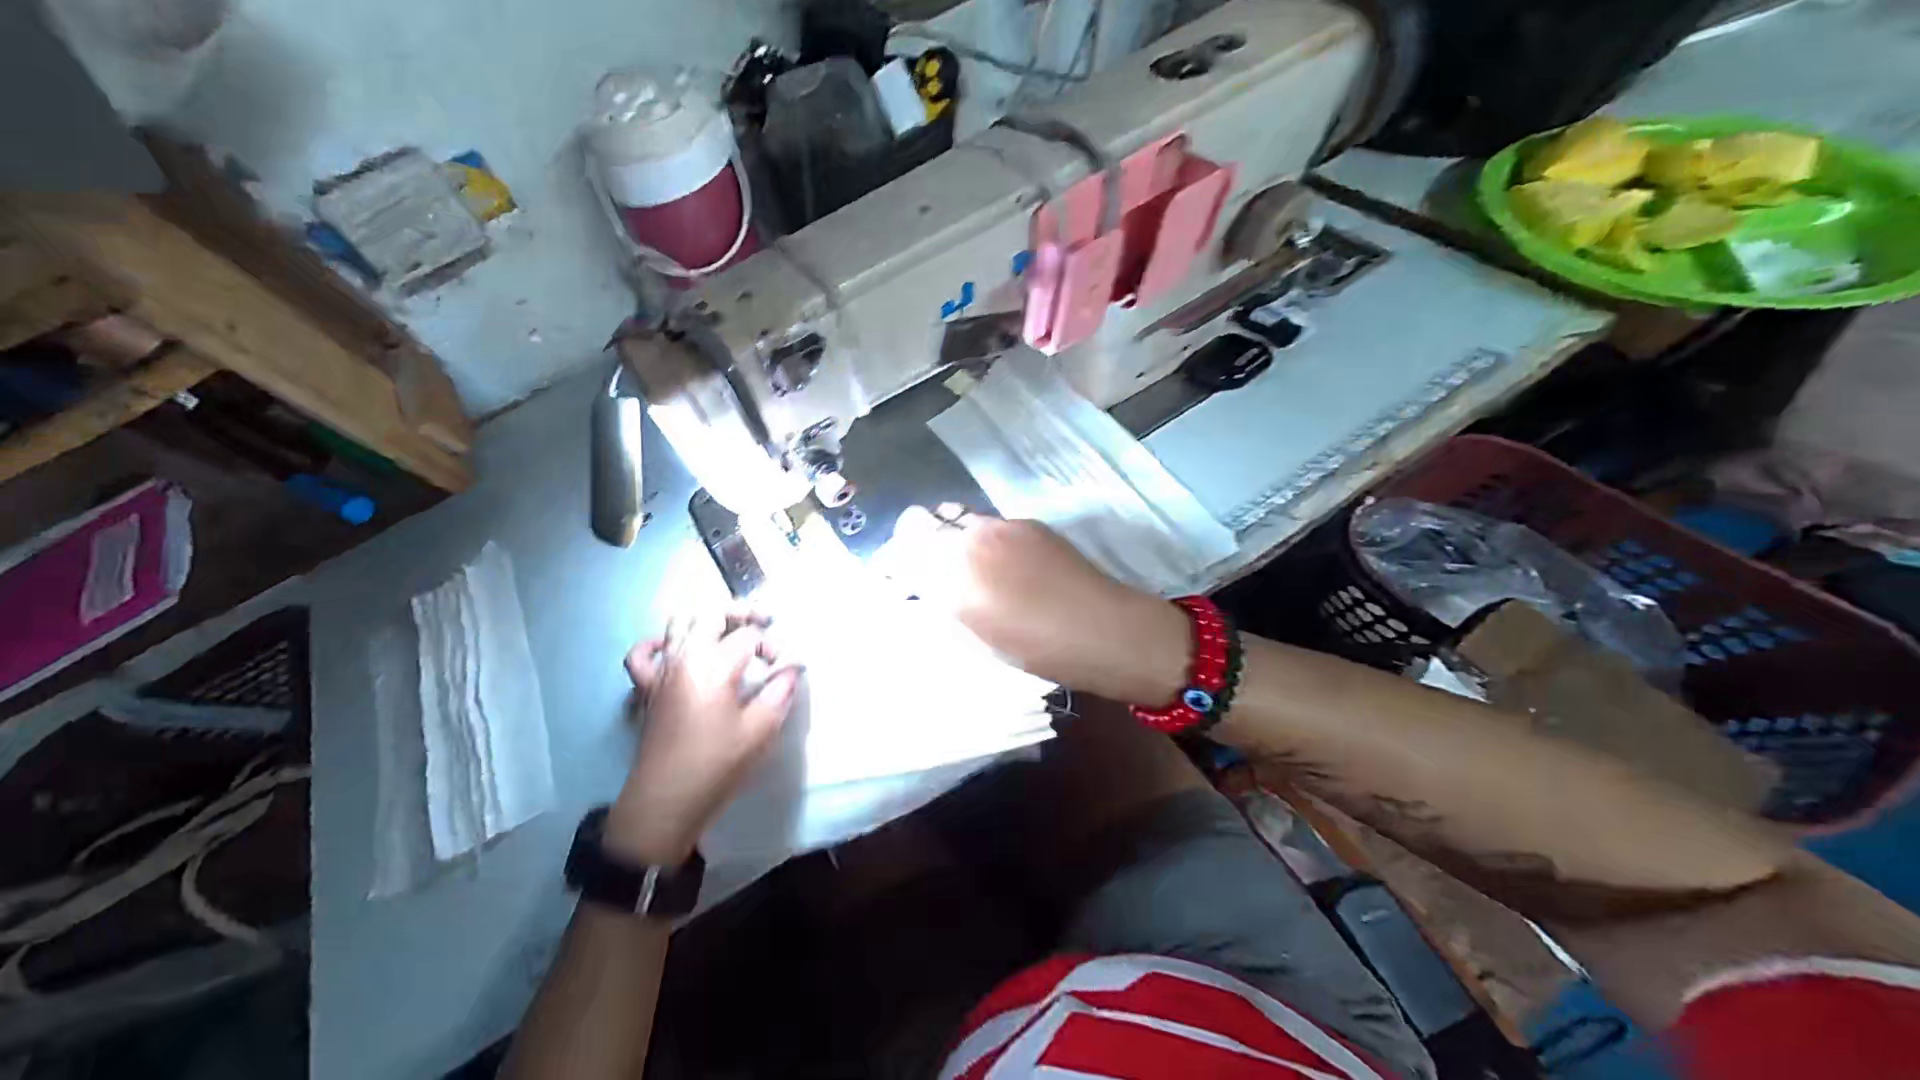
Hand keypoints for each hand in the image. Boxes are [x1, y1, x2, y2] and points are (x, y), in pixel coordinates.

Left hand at [608, 610, 802, 864]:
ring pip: (679, 624)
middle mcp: (683, 657)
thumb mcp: (760, 730)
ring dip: (706, 621)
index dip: (771, 644)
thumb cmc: (717, 765)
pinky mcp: (647, 690)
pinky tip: (673, 649)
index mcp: (712, 664)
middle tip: (765, 624)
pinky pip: (642, 656)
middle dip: (742, 613)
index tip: (783, 667)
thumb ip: (780, 691)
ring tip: (729, 633)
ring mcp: (661, 671)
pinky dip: (657, 644)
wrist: (666, 802)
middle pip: (711, 613)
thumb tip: (793, 668)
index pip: (748, 635)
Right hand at [882, 506, 1189, 705]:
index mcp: (949, 578)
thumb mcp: (974, 640)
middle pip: (918, 522)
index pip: (898, 552)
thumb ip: (940, 607)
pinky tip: (999, 561)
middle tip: (921, 565)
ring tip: (962, 561)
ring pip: (953, 517)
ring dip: (947, 535)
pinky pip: (986, 522)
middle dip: (912, 541)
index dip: (891, 562)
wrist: (1101, 629)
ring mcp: (998, 526)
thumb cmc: (1035, 651)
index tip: (895, 577)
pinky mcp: (1025, 522)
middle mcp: (966, 541)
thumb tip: (920, 590)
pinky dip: (980, 537)